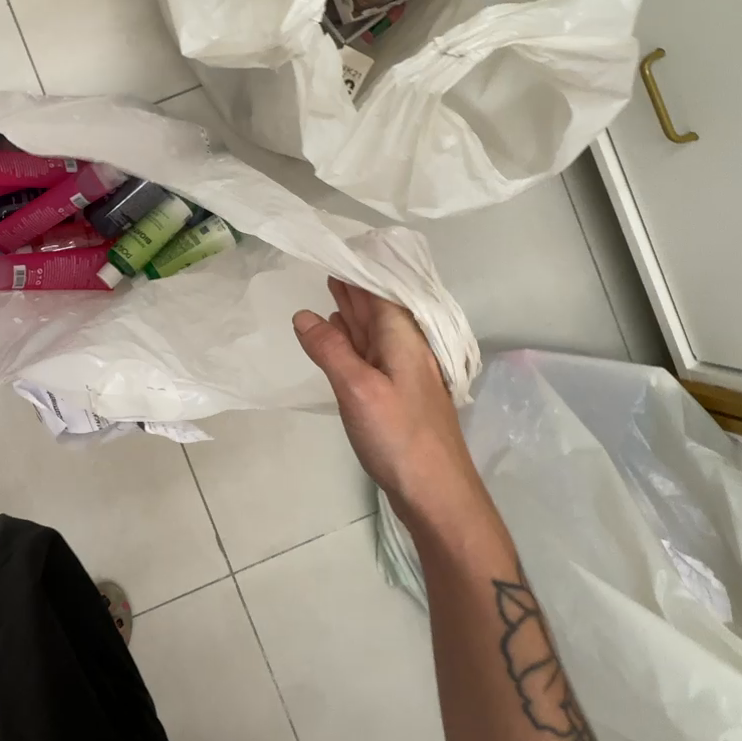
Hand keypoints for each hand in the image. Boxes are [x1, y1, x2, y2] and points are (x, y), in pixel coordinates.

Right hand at [291, 279, 476, 513]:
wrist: (438, 495)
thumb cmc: (400, 437)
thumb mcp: (357, 388)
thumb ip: (330, 349)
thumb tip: (303, 314)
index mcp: (402, 339)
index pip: (378, 290)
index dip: (358, 268)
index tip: (336, 245)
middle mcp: (405, 349)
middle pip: (377, 307)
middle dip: (355, 284)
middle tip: (329, 258)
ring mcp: (401, 373)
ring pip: (374, 329)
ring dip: (354, 308)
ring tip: (331, 286)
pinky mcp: (394, 395)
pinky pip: (370, 352)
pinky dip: (353, 337)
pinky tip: (341, 332)